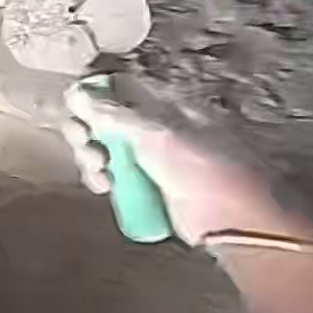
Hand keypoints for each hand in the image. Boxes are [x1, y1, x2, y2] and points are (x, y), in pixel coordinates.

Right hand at [61, 83, 312, 245]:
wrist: (237, 225)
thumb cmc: (205, 173)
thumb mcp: (158, 137)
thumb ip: (113, 114)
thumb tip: (75, 92)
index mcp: (164, 106)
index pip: (114, 87)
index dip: (90, 97)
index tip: (78, 114)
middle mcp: (153, 125)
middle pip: (99, 118)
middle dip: (85, 134)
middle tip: (90, 151)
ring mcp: (148, 154)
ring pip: (98, 146)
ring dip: (90, 159)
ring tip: (102, 176)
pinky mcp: (143, 181)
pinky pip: (107, 171)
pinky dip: (99, 177)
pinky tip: (105, 187)